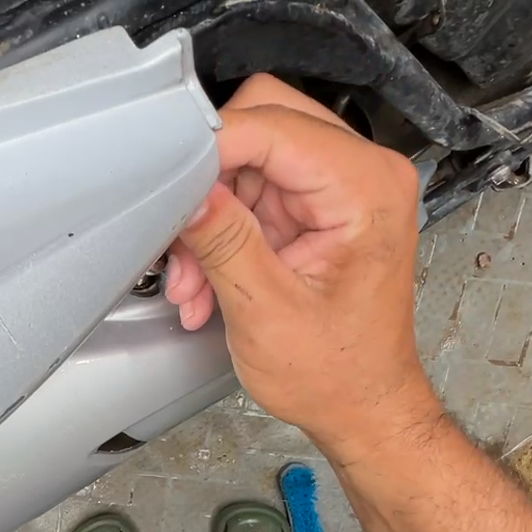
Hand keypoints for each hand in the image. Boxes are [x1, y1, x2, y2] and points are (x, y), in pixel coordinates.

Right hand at [166, 75, 438, 458]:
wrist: (360, 406)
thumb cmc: (336, 374)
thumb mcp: (266, 312)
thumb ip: (225, 242)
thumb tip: (188, 191)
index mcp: (365, 189)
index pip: (272, 124)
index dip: (209, 150)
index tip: (167, 185)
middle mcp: (360, 177)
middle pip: (260, 130)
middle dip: (208, 188)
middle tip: (183, 243)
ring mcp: (336, 194)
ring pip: (246, 167)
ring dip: (208, 222)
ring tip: (193, 284)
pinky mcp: (315, 215)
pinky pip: (251, 201)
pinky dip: (220, 238)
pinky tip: (208, 284)